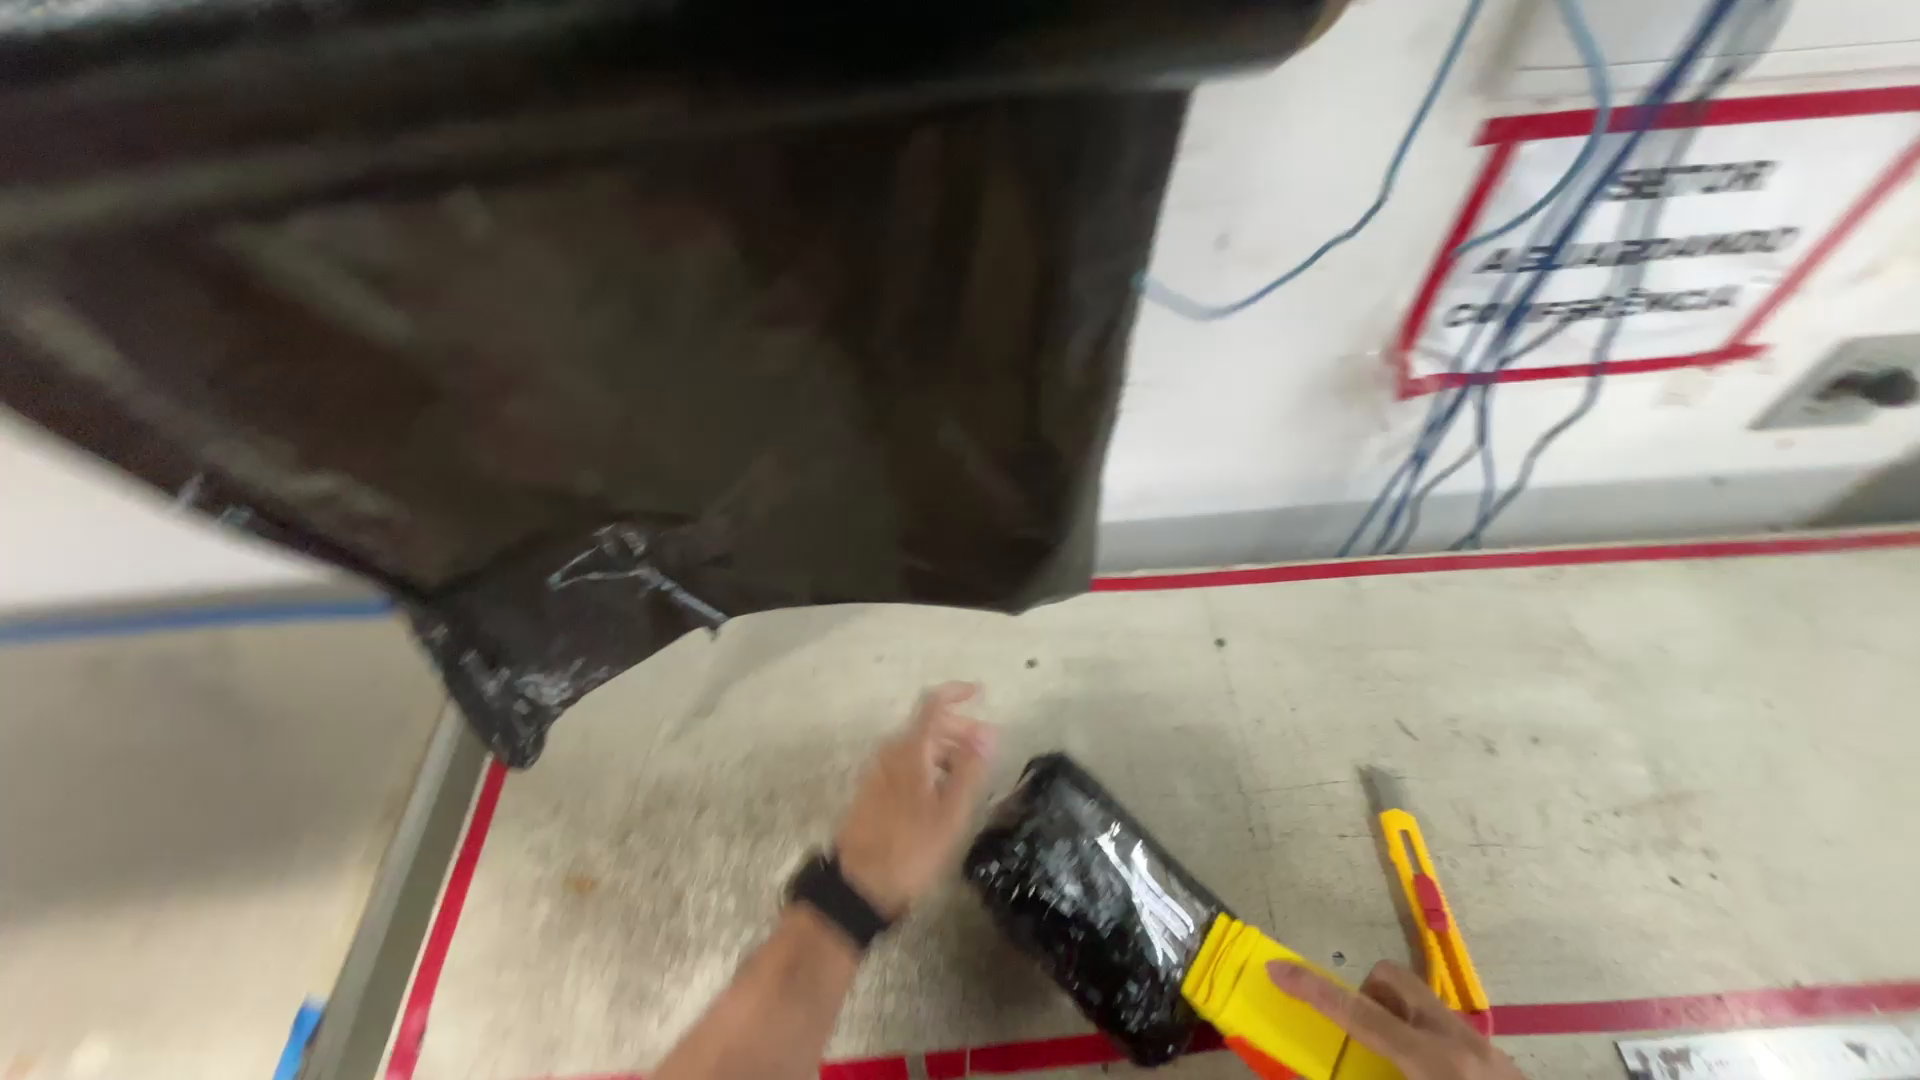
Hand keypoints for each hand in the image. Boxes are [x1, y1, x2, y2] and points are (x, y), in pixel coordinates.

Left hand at [833, 682, 997, 919]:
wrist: (856, 887)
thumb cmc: (909, 850)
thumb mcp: (950, 813)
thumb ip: (970, 769)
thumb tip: (988, 731)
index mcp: (909, 751)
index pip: (933, 704)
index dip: (957, 693)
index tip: (981, 693)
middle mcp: (890, 753)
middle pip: (927, 725)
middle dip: (959, 729)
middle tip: (986, 750)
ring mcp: (877, 773)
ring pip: (918, 747)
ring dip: (946, 751)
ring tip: (971, 778)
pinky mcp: (872, 793)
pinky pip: (906, 765)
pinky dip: (929, 767)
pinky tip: (942, 795)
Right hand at [1267, 960, 1525, 1079]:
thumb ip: (1373, 1073)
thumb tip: (1335, 1068)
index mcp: (1432, 1063)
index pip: (1358, 1013)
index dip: (1313, 989)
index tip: (1276, 968)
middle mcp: (1457, 1042)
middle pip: (1391, 979)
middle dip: (1365, 993)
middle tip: (1363, 1035)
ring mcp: (1483, 1047)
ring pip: (1420, 1003)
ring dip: (1397, 1020)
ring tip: (1400, 1065)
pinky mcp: (1502, 1060)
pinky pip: (1445, 1031)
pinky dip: (1426, 1044)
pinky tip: (1435, 1078)